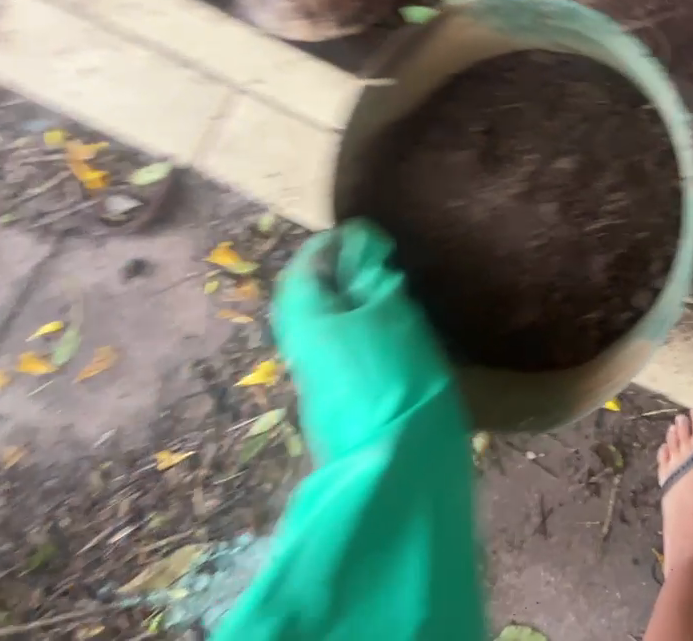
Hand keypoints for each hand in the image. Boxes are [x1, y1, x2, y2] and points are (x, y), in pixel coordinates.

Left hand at [272, 219, 456, 459]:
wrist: (393, 458)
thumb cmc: (392, 371)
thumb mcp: (391, 310)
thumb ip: (372, 275)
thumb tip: (359, 243)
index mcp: (305, 315)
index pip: (307, 264)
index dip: (335, 243)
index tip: (371, 234)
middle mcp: (299, 340)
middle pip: (309, 292)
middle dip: (338, 269)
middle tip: (378, 257)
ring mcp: (313, 370)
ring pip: (324, 319)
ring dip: (350, 297)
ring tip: (387, 287)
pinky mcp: (332, 392)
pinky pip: (337, 341)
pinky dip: (356, 322)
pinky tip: (385, 326)